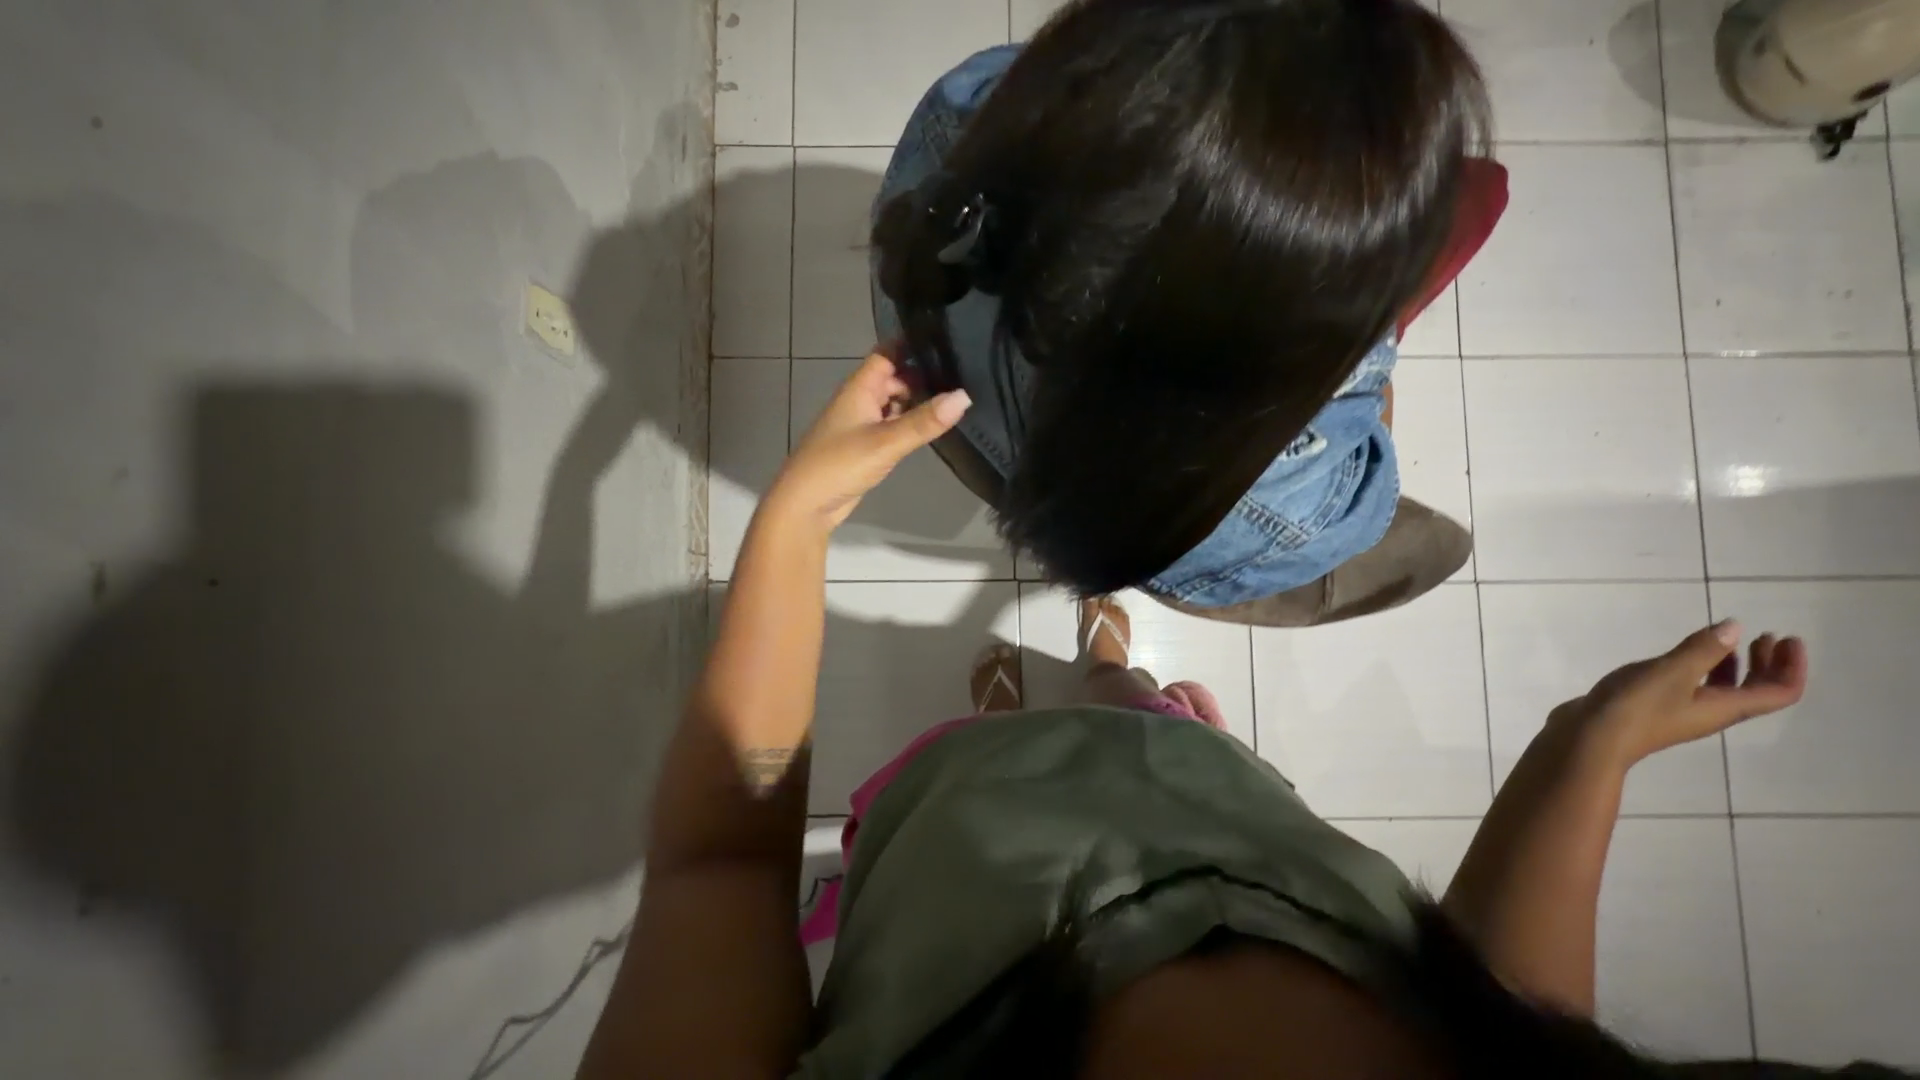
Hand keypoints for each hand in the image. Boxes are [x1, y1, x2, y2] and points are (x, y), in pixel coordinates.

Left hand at [764, 350, 970, 530]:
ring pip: (895, 401)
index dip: (913, 343)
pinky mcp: (866, 445)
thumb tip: (965, 396)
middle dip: (924, 374)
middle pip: (895, 376)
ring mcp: (862, 423)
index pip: (888, 353)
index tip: (948, 337)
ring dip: (919, 400)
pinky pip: (893, 424)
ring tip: (958, 396)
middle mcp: (860, 399)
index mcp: (859, 388)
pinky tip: (934, 426)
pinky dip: (911, 422)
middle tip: (966, 372)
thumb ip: (924, 421)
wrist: (806, 505)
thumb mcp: (886, 441)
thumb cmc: (840, 464)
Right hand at [1548, 621, 1808, 768]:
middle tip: (1765, 636)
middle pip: (1758, 692)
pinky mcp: (1660, 708)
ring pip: (1728, 690)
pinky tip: (1685, 658)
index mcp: (1726, 707)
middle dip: (1768, 664)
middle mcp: (1713, 712)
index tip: (1786, 638)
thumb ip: (1703, 650)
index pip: (1779, 692)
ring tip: (1730, 643)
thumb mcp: (1671, 672)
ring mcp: (1685, 712)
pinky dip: (1706, 670)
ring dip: (1738, 666)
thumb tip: (1735, 628)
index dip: (1792, 667)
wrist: (1592, 737)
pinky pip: (1698, 688)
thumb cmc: (1636, 707)